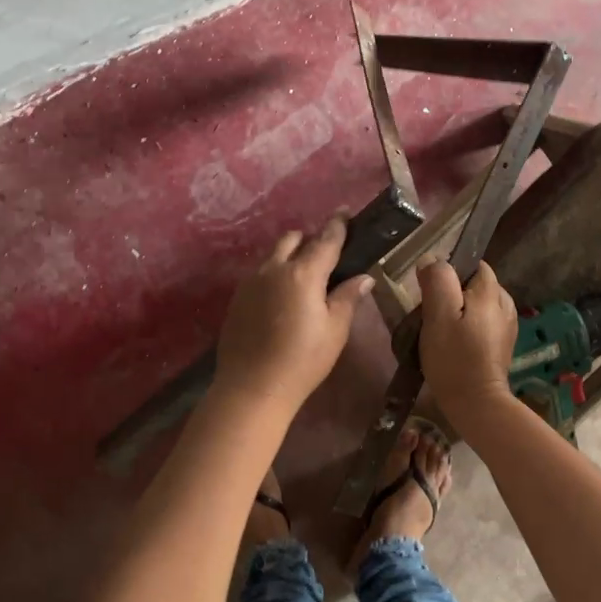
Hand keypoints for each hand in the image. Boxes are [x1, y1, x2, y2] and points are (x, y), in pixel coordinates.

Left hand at [213, 217, 374, 411]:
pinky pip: (260, 273)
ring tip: (304, 276)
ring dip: (290, 256)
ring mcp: (251, 282)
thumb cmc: (302, 360)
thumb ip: (347, 298)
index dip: (337, 225)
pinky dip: (275, 274)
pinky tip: (282, 297)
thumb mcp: (335, 331)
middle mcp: (274, 269)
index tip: (345, 213)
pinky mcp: (237, 297)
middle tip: (326, 255)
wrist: (252, 388)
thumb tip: (363, 277)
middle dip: (310, 239)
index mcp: (303, 274)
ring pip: (273, 255)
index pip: (325, 240)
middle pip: (293, 239)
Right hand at [417, 260, 517, 419]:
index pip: (473, 265)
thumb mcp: (438, 315)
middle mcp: (505, 303)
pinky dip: (470, 328)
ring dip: (463, 312)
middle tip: (433, 315)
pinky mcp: (504, 345)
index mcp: (491, 291)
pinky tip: (457, 344)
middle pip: (476, 285)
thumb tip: (432, 260)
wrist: (476, 403)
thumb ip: (437, 281)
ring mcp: (508, 326)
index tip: (432, 292)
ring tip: (444, 331)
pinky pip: (484, 324)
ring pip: (480, 305)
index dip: (450, 273)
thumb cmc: (454, 357)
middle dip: (455, 293)